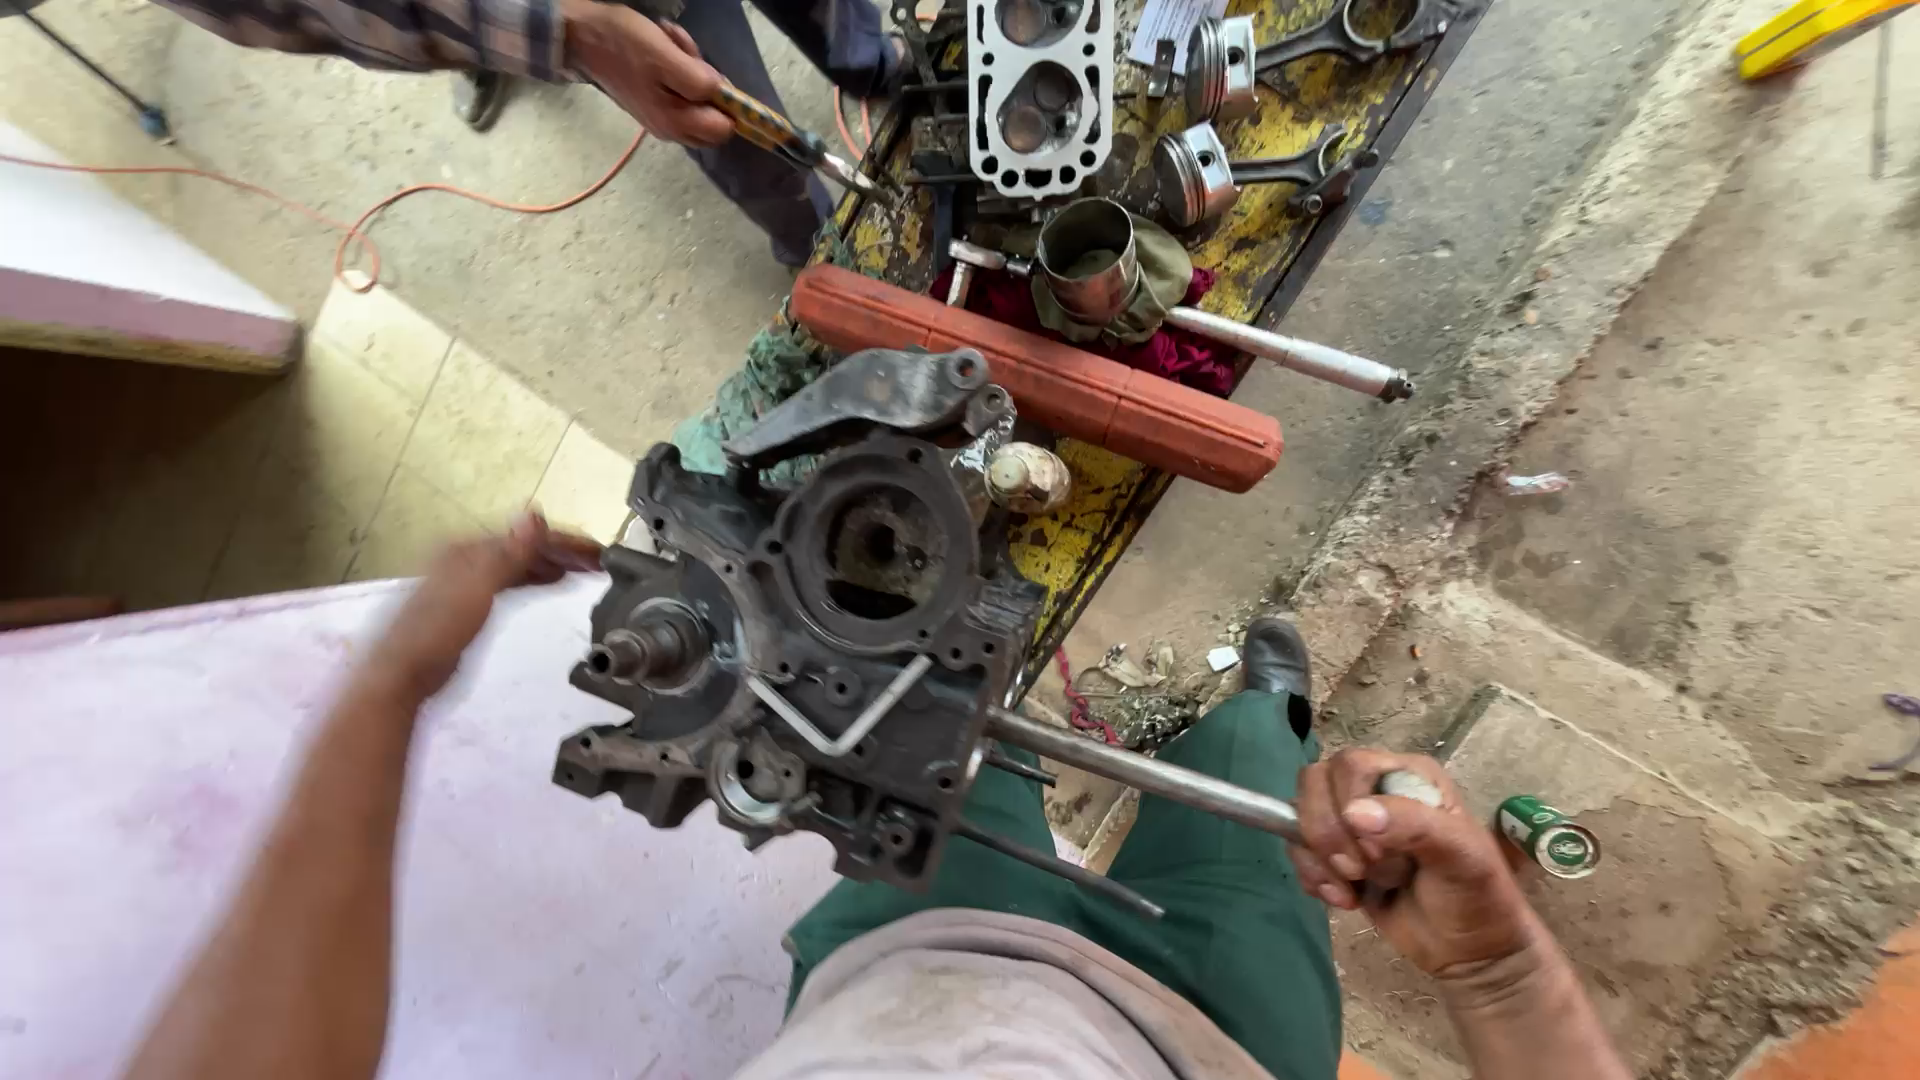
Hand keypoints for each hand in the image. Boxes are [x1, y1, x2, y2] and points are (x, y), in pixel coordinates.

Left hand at [363, 512, 601, 702]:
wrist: (400, 676)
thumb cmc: (437, 633)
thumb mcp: (479, 587)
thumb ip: (510, 552)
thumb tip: (535, 513)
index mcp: (468, 549)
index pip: (529, 536)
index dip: (567, 542)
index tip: (600, 552)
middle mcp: (467, 557)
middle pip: (526, 546)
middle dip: (565, 552)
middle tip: (600, 561)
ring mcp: (467, 578)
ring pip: (521, 562)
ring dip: (554, 563)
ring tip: (584, 570)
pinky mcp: (469, 601)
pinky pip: (513, 579)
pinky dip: (536, 577)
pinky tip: (550, 581)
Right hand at [562, 0, 733, 146]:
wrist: (579, 37)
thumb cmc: (622, 44)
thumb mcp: (663, 56)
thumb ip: (697, 80)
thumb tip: (722, 92)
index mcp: (676, 123)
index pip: (724, 129)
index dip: (725, 102)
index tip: (709, 74)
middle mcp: (672, 131)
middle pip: (713, 119)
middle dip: (708, 86)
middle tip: (689, 57)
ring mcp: (662, 120)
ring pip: (697, 104)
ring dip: (692, 71)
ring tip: (671, 43)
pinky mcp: (654, 106)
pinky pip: (680, 94)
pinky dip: (678, 70)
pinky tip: (664, 47)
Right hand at [1290, 748, 1540, 981]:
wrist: (1470, 952)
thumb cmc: (1477, 897)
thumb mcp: (1463, 859)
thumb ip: (1414, 826)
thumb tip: (1353, 813)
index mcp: (1404, 774)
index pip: (1350, 765)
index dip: (1350, 804)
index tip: (1377, 851)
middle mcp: (1370, 787)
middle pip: (1314, 782)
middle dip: (1329, 833)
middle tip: (1358, 872)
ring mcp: (1347, 819)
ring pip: (1299, 813)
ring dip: (1320, 858)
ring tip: (1353, 889)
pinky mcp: (1331, 851)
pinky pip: (1295, 847)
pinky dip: (1312, 875)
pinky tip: (1343, 899)